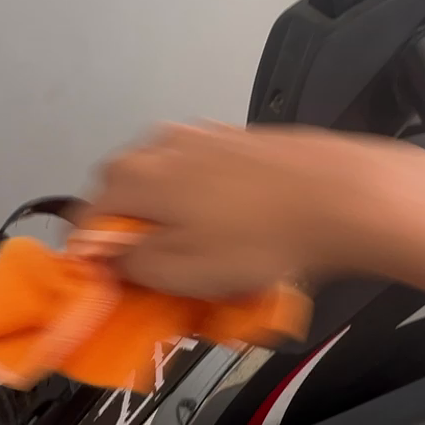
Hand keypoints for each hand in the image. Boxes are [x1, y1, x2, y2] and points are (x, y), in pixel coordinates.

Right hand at [86, 122, 424, 296]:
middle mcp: (160, 147)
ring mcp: (200, 140)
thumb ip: (129, 265)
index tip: (111, 285)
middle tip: (162, 279)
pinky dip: (209, 211)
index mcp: (135, 176)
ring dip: (177, 227)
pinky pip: (205, 184)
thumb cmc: (264, 232)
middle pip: (128, 202)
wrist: (337, 195)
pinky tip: (239, 238)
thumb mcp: (180, 271)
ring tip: (209, 265)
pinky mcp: (235, 144)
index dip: (96, 260)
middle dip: (140, 242)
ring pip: (169, 192)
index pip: (87, 220)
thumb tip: (107, 261)